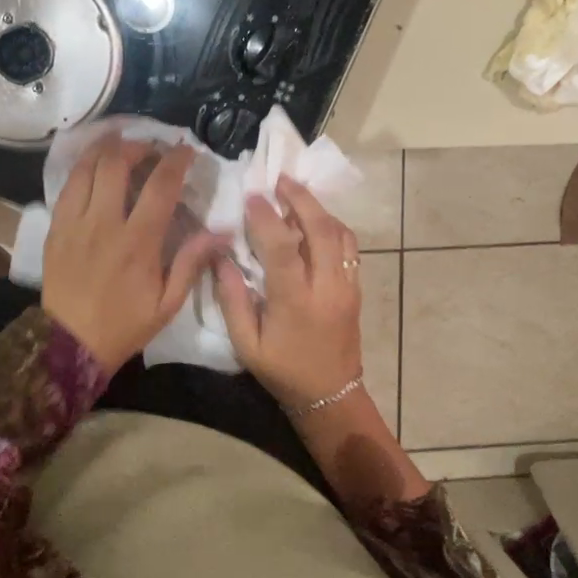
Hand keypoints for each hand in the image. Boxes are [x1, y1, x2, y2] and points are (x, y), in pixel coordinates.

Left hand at [42, 139, 227, 372]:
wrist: (69, 343)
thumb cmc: (124, 326)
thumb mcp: (167, 304)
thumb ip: (191, 263)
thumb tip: (222, 232)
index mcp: (137, 243)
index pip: (160, 185)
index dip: (176, 160)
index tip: (186, 150)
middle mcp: (103, 224)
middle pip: (116, 164)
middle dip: (137, 146)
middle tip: (150, 147)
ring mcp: (74, 223)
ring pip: (86, 168)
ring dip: (105, 148)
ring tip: (120, 143)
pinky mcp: (55, 228)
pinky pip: (67, 186)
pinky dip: (82, 168)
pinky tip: (93, 166)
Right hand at [215, 176, 363, 410]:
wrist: (330, 395)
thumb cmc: (282, 371)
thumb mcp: (246, 344)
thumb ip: (231, 299)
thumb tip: (220, 257)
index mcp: (296, 302)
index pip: (283, 248)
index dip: (267, 218)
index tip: (252, 197)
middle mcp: (327, 288)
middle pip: (321, 230)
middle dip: (301, 199)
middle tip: (280, 181)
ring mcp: (347, 286)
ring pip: (340, 234)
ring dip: (318, 209)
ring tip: (295, 196)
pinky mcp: (356, 288)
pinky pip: (349, 247)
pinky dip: (331, 226)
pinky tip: (312, 222)